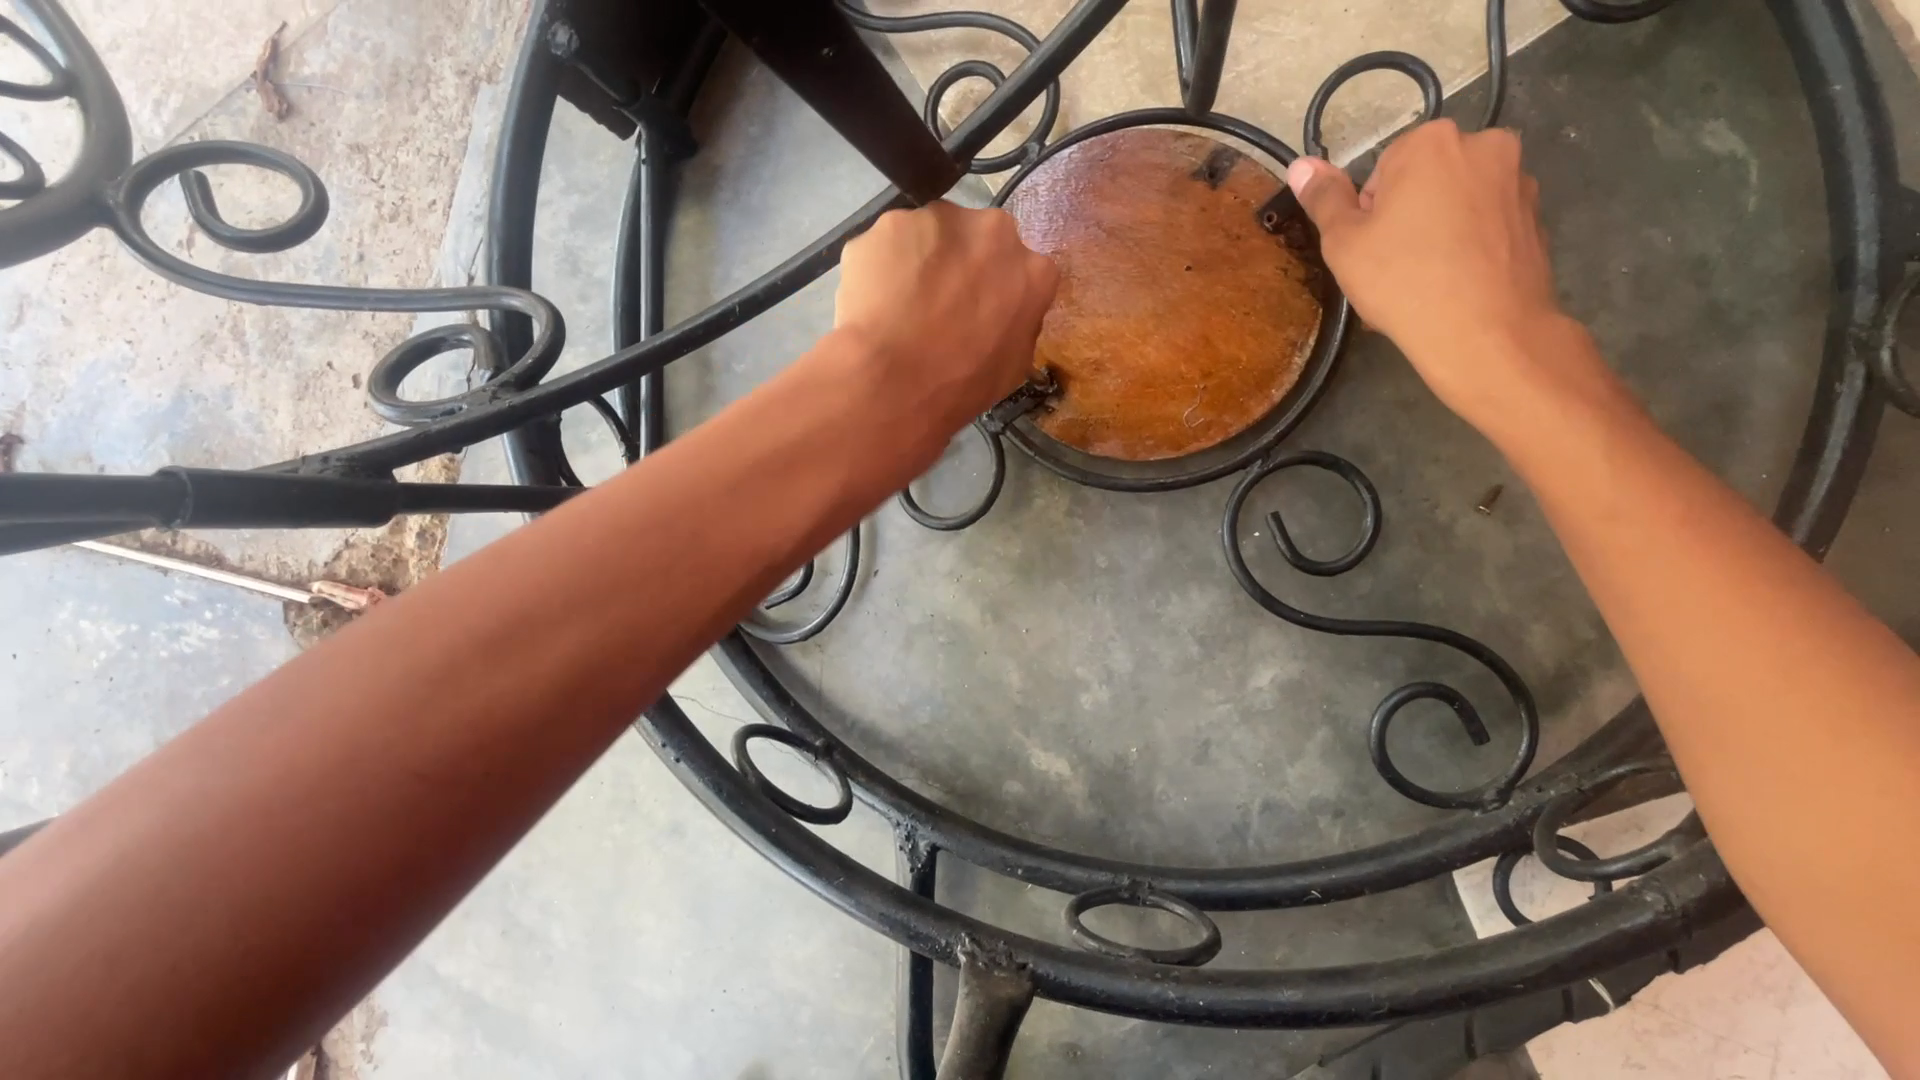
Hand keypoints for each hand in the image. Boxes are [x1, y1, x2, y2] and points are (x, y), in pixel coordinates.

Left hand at [832, 201, 1058, 439]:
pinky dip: (880, 264)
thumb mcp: (1010, 368)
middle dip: (959, 263)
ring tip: (898, 304)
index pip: (1021, 271)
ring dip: (919, 260)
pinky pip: (889, 242)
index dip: (994, 291)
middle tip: (935, 303)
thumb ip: (1016, 326)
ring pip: (930, 235)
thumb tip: (1005, 317)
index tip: (976, 310)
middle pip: (977, 239)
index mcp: (1033, 272)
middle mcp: (993, 232)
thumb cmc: (957, 386)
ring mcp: (940, 220)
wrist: (890, 381)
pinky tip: (872, 298)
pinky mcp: (892, 223)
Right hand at [1287, 120, 1605, 428]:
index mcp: (1430, 142)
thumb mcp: (1343, 243)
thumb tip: (1301, 166)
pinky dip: (1470, 246)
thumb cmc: (1402, 281)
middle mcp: (1484, 145)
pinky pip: (1487, 225)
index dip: (1369, 213)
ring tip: (1425, 280)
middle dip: (1407, 216)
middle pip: (1424, 180)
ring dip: (1439, 230)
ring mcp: (1519, 179)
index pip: (1382, 170)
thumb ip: (1324, 199)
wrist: (1483, 331)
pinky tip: (1456, 284)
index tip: (1369, 248)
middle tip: (1392, 266)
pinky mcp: (1537, 216)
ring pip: (1458, 202)